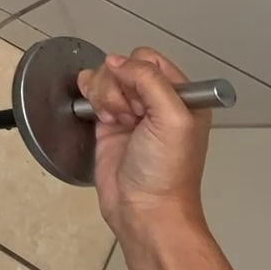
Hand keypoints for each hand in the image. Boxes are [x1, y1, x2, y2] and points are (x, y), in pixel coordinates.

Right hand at [76, 47, 211, 241]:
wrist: (143, 209)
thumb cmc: (166, 171)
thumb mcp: (173, 120)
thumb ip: (149, 80)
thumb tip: (115, 62)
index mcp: (181, 96)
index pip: (148, 59)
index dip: (136, 74)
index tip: (140, 102)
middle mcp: (155, 99)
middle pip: (121, 66)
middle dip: (117, 87)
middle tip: (129, 117)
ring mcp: (129, 109)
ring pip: (103, 76)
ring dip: (103, 95)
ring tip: (116, 122)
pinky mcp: (106, 120)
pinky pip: (90, 90)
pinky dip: (89, 98)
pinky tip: (100, 118)